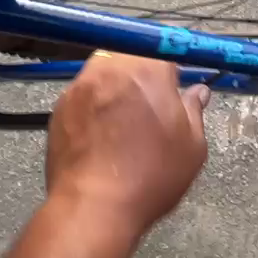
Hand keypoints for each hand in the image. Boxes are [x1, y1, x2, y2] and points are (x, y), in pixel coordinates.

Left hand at [45, 53, 209, 235]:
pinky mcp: (59, 105)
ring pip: (103, 72)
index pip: (163, 49)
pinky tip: (98, 133)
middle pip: (130, 55)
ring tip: (120, 118)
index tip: (172, 86)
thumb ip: (194, 110)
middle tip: (147, 105)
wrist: (93, 208)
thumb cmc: (151, 176)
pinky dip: (92, 104)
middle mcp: (112, 67)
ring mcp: (81, 85)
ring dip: (114, 85)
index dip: (169, 67)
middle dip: (140, 73)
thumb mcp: (192, 147)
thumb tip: (198, 91)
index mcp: (149, 69)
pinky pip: (82, 93)